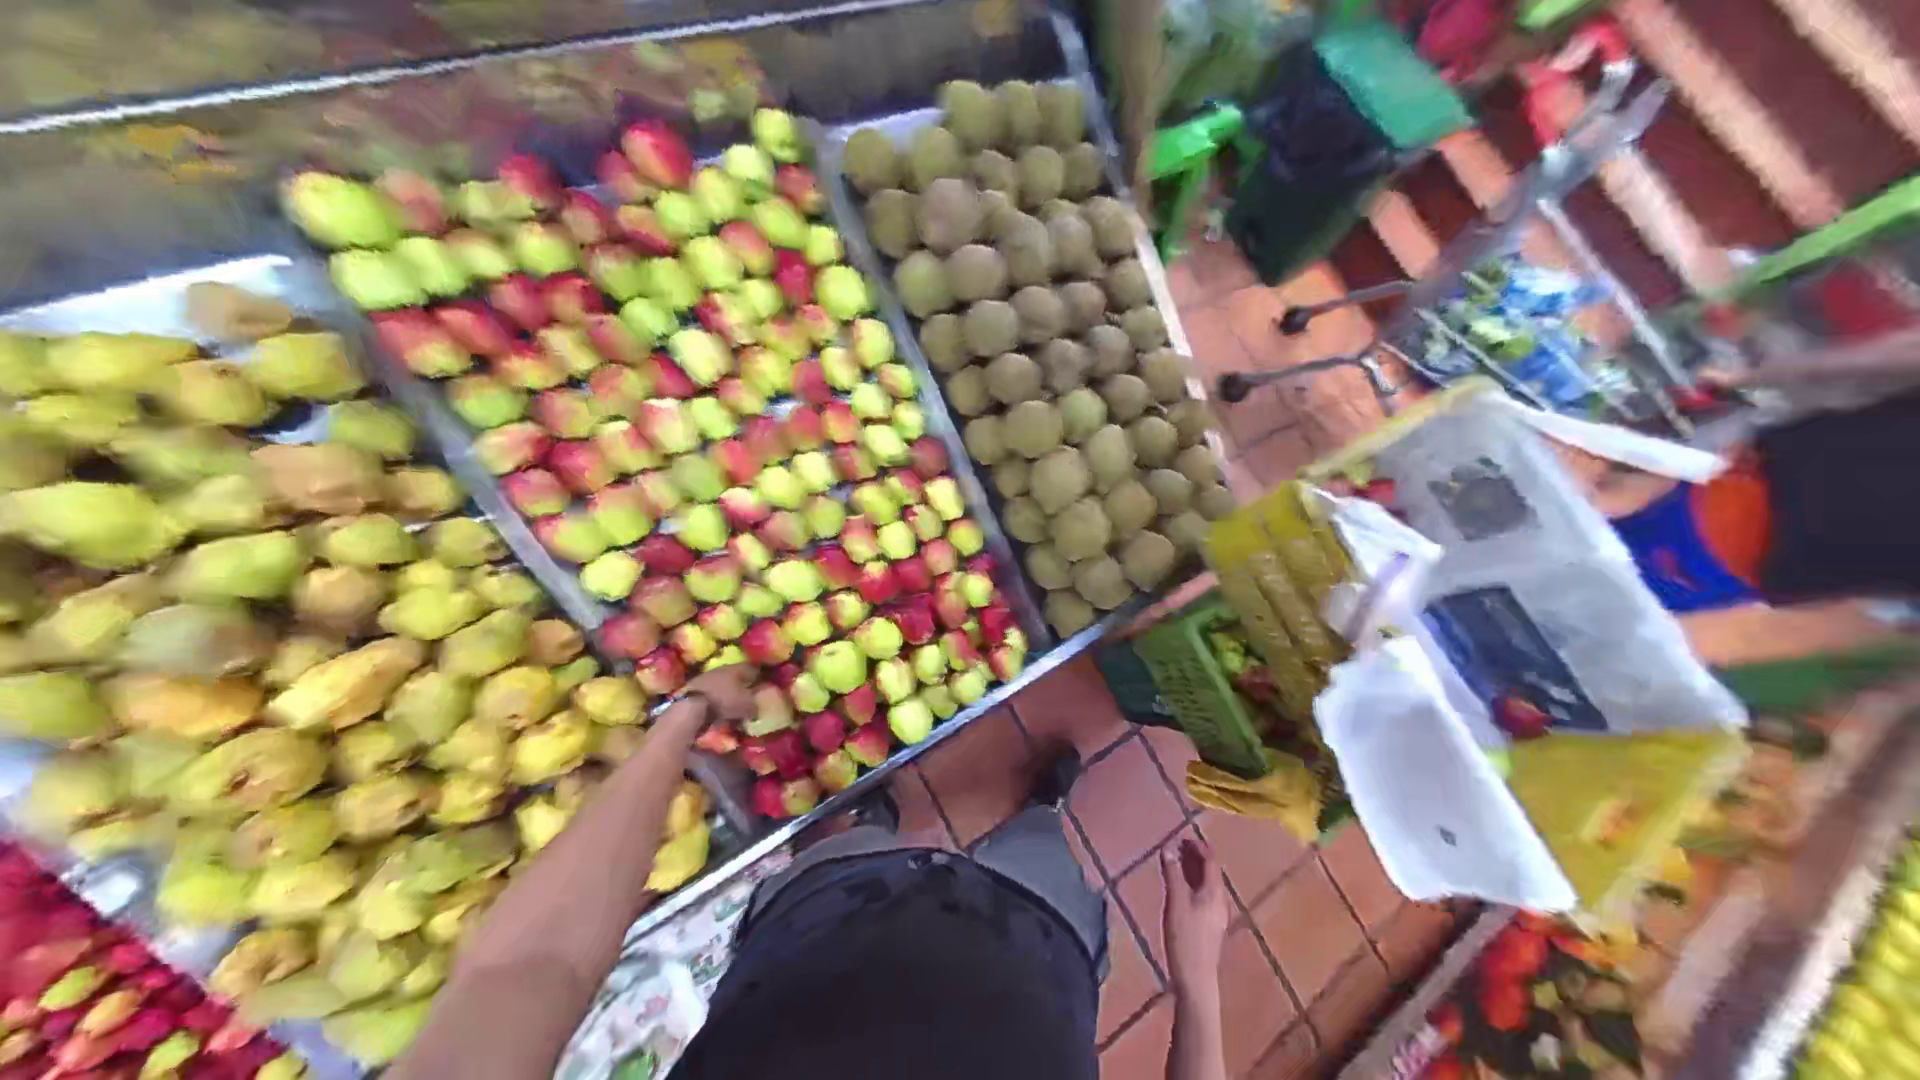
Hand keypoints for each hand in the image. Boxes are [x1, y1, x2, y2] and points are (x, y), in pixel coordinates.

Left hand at [679, 664, 755, 724]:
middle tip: (750, 696)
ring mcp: (706, 678)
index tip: (764, 684)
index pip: (752, 668)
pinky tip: (719, 711)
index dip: (759, 676)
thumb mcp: (746, 705)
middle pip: (736, 676)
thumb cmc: (724, 700)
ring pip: (722, 685)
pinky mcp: (694, 690)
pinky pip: (711, 695)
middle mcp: (721, 669)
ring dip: (728, 694)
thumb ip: (755, 706)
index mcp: (737, 668)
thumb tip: (758, 709)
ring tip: (734, 706)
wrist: (690, 705)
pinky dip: (717, 702)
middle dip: (743, 685)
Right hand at [1162, 837, 1229, 998]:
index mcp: (1215, 893)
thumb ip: (1172, 873)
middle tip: (1177, 845)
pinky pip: (1203, 895)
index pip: (1211, 861)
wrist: (1196, 979)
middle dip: (1195, 856)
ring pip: (1207, 884)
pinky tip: (1180, 886)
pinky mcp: (1210, 926)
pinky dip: (1192, 883)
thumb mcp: (1175, 902)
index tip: (1183, 836)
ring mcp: (1216, 915)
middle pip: (1211, 872)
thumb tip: (1168, 848)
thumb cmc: (1185, 938)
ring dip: (1193, 869)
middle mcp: (1220, 901)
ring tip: (1175, 860)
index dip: (1199, 846)